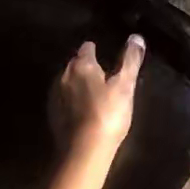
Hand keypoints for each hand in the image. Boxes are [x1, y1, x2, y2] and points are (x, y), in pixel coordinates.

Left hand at [55, 35, 144, 151]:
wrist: (83, 151)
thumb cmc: (107, 114)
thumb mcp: (125, 86)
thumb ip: (130, 60)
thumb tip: (136, 36)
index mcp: (81, 65)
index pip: (87, 47)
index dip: (96, 50)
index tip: (104, 55)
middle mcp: (64, 75)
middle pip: (75, 63)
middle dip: (86, 66)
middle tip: (102, 76)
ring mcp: (55, 95)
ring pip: (68, 82)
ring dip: (78, 84)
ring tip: (93, 94)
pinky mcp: (52, 114)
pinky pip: (64, 100)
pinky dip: (72, 101)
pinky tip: (82, 111)